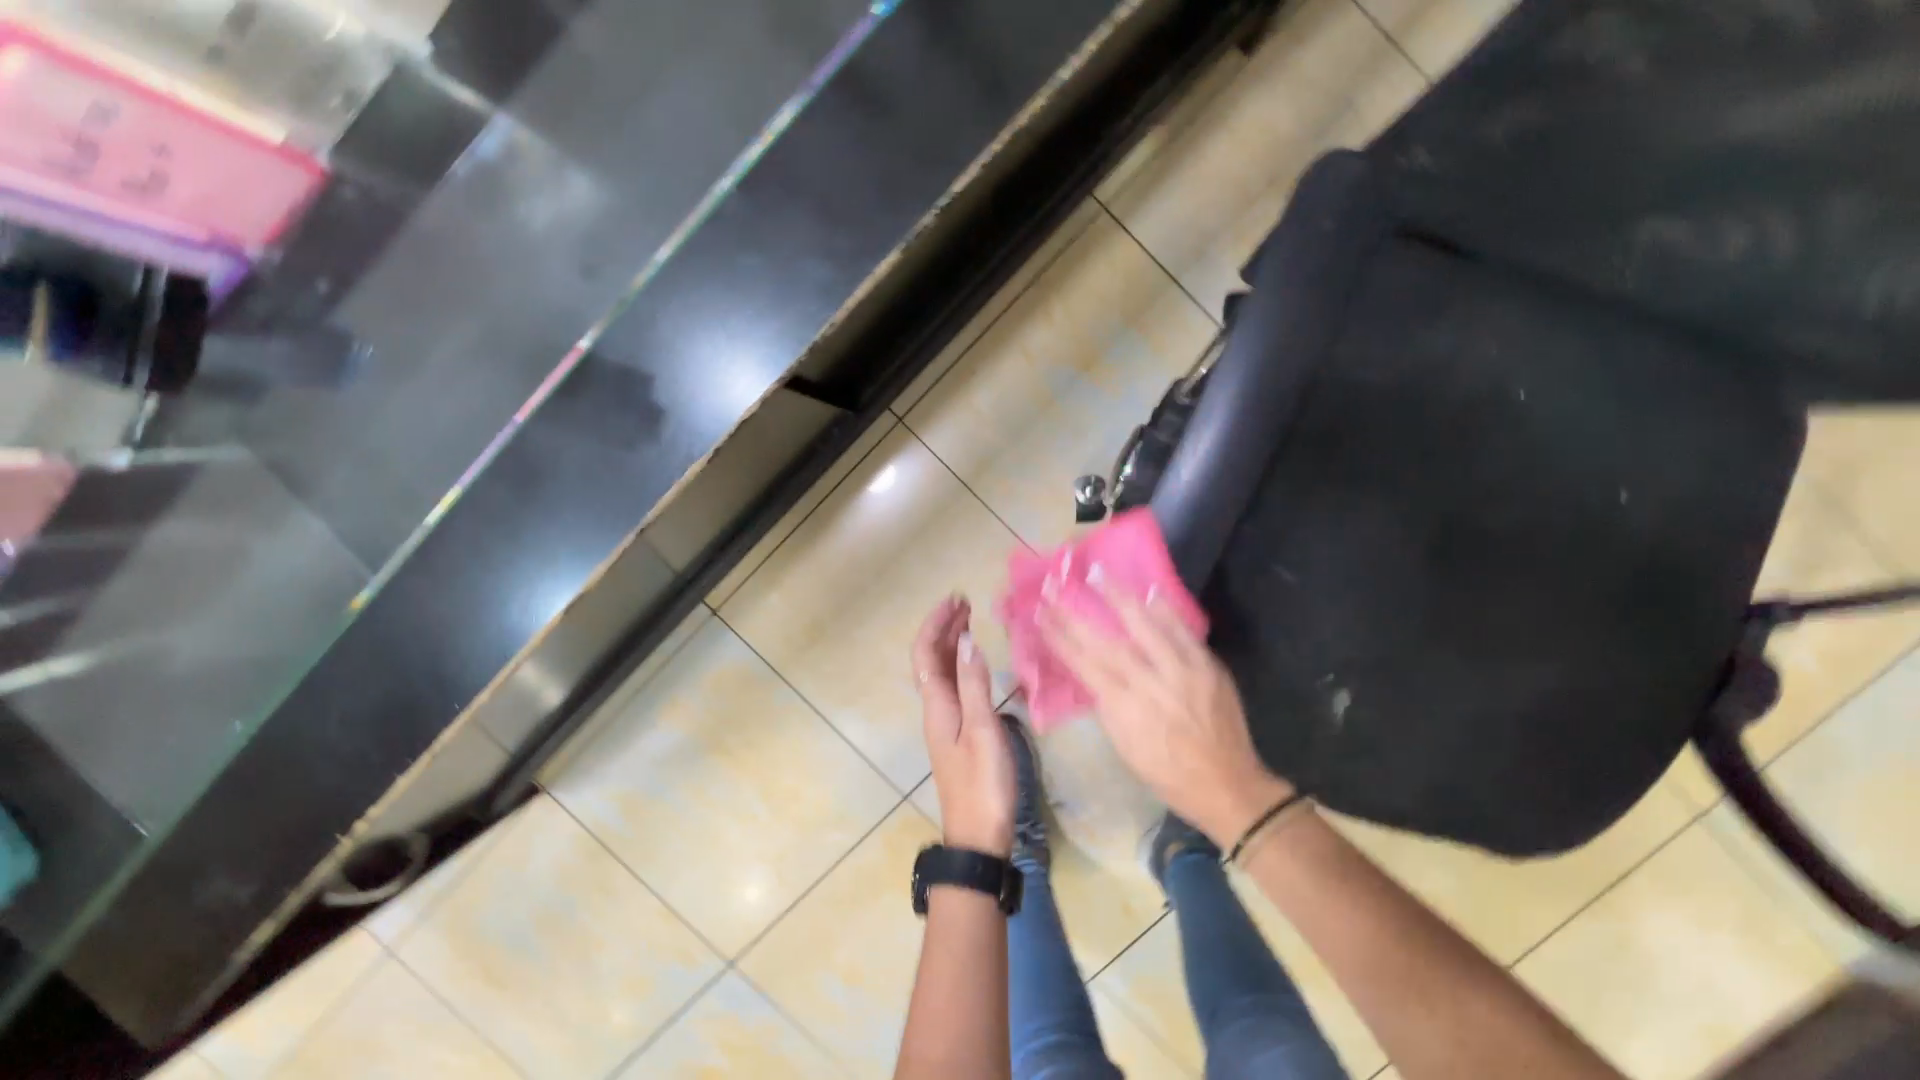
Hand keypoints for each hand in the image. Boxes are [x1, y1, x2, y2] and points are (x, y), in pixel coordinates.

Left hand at [912, 595, 1015, 856]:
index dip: (935, 623)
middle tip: (965, 603)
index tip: (956, 599)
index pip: (925, 653)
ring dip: (951, 645)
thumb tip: (966, 640)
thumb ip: (974, 685)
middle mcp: (935, 711)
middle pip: (930, 660)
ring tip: (970, 622)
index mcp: (937, 706)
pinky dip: (960, 666)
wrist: (978, 837)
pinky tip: (975, 664)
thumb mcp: (983, 731)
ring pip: (941, 673)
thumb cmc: (983, 784)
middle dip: (943, 628)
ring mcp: (945, 724)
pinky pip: (952, 688)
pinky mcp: (957, 736)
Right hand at [1040, 588, 1290, 846]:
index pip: (1084, 664)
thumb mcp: (1124, 745)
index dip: (1060, 637)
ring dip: (1120, 598)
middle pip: (1108, 641)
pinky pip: (1183, 632)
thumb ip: (1108, 705)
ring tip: (1099, 573)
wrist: (1226, 784)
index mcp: (1125, 708)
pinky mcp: (1208, 667)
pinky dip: (1165, 611)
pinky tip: (1150, 592)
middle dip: (1078, 613)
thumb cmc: (1167, 774)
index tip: (1041, 614)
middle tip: (1058, 586)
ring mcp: (1183, 672)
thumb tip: (1091, 673)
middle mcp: (1151, 684)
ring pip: (1147, 627)